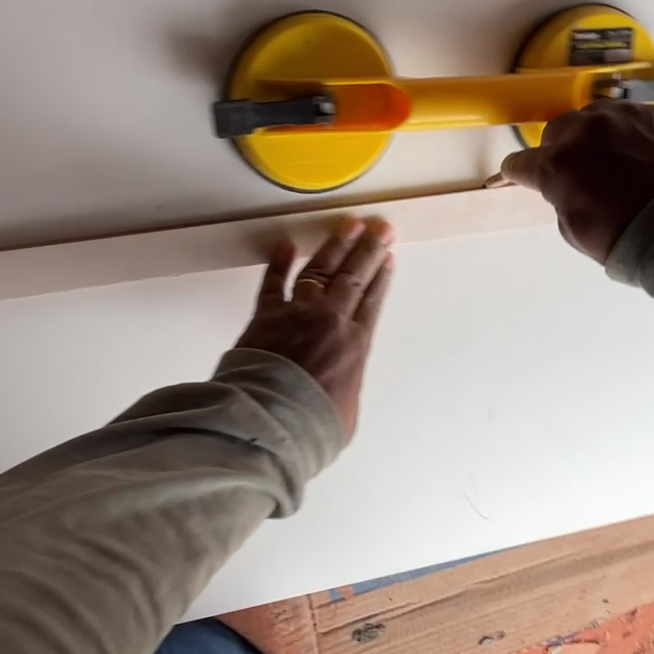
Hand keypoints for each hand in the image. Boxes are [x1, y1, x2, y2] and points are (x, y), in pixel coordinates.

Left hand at [235, 218, 394, 437]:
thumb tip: (340, 385)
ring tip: (349, 225)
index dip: (380, 275)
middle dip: (368, 250)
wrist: (269, 423)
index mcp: (355, 344)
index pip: (372, 300)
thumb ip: (347, 389)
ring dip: (335, 246)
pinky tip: (286, 244)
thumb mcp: (347, 415)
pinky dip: (279, 263)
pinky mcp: (265, 316)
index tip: (388, 255)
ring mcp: (296, 314)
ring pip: (319, 270)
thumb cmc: (312, 427)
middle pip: (353, 277)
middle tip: (381, 228)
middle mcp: (330, 320)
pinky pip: (273, 283)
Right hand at [499, 101, 653, 261]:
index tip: (520, 177)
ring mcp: (623, 117)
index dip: (517, 173)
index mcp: (558, 165)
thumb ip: (559, 198)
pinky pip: (627, 118)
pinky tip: (639, 154)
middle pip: (556, 131)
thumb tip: (564, 184)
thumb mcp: (574, 230)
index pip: (520, 162)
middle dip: (559, 150)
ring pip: (592, 117)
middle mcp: (586, 131)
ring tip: (610, 158)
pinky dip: (625, 133)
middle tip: (576, 171)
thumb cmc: (629, 238)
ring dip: (592, 135)